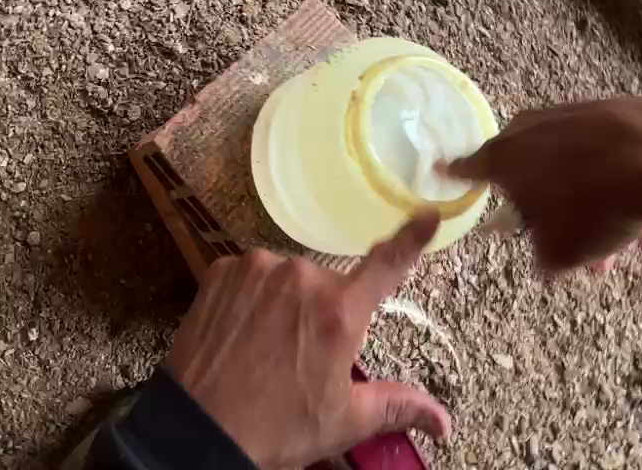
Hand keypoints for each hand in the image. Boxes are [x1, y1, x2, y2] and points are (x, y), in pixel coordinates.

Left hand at [166, 213, 451, 468]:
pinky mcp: (223, 268)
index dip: (411, 238)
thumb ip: (396, 407)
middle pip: (327, 285)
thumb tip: (443, 420)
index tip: (429, 213)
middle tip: (303, 356)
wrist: (199, 429)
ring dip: (284, 303)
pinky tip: (242, 332)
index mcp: (338, 312)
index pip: (386, 266)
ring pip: (287, 278)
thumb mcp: (343, 421)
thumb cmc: (277, 427)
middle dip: (323, 312)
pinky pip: (250, 275)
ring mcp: (258, 267)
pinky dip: (251, 298)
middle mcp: (301, 277)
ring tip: (266, 347)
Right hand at [445, 97, 641, 272]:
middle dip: (553, 212)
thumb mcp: (561, 249)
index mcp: (505, 158)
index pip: (471, 167)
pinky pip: (609, 158)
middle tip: (572, 247)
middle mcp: (530, 130)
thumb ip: (543, 256)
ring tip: (628, 247)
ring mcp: (571, 117)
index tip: (444, 170)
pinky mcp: (611, 113)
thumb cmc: (593, 204)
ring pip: (576, 168)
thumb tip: (542, 259)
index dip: (458, 174)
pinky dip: (621, 187)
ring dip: (594, 206)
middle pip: (532, 173)